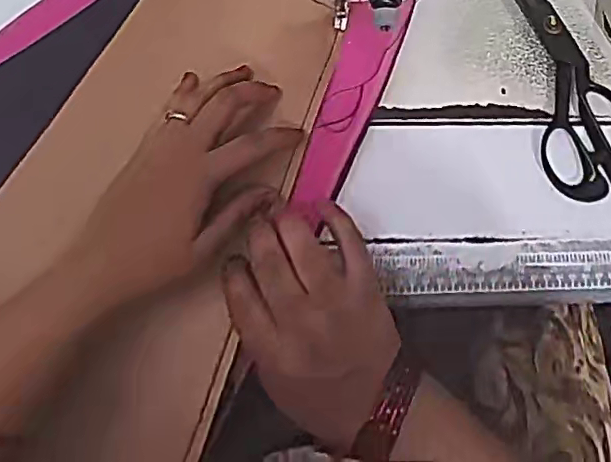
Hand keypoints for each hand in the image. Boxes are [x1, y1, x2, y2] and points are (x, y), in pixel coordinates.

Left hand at [69, 67, 301, 310]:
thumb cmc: (151, 263)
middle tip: (273, 91)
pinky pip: (170, 107)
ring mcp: (162, 142)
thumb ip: (237, 214)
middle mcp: (183, 148)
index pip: (252, 145)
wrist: (96, 265)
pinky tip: (193, 79)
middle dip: (253, 92)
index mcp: (201, 174)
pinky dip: (185, 89)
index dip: (280, 136)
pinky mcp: (146, 145)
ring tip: (243, 72)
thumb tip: (270, 193)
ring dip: (223, 80)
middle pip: (225, 104)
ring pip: (198, 96)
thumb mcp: (201, 249)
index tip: (298, 132)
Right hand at [224, 203, 400, 450]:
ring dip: (287, 221)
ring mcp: (336, 300)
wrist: (377, 405)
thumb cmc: (323, 395)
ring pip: (303, 244)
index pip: (241, 296)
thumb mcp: (273, 378)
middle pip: (269, 262)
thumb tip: (243, 285)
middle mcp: (302, 322)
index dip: (234, 269)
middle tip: (257, 225)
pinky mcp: (365, 284)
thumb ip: (256, 333)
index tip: (235, 258)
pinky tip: (321, 206)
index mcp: (274, 350)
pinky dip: (335, 216)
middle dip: (258, 234)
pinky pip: (349, 239)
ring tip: (280, 213)